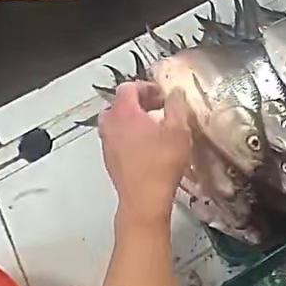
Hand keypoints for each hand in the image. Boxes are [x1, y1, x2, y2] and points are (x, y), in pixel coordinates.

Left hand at [99, 82, 192, 224]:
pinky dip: (129, 135)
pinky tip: (148, 146)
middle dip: (140, 102)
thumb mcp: (179, 130)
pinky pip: (117, 138)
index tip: (162, 93)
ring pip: (116, 121)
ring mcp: (107, 143)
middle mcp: (110, 125)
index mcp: (125, 112)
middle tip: (159, 107)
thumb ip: (177, 105)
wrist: (145, 198)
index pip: (128, 88)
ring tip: (154, 127)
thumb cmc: (161, 164)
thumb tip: (175, 93)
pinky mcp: (110, 158)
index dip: (147, 87)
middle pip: (119, 103)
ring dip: (134, 119)